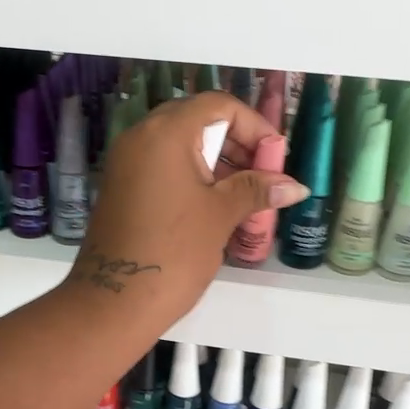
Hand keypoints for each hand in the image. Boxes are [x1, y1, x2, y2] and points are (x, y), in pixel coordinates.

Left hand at [61, 91, 307, 329]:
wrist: (114, 302)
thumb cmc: (173, 252)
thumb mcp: (221, 215)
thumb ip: (257, 190)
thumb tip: (295, 186)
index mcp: (166, 133)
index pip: (218, 105)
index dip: (254, 126)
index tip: (275, 158)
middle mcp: (140, 138)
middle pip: (198, 121)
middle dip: (236, 144)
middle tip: (262, 177)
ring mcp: (125, 163)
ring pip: (179, 146)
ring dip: (216, 163)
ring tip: (244, 198)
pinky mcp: (120, 188)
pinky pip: (162, 168)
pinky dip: (191, 177)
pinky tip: (214, 208)